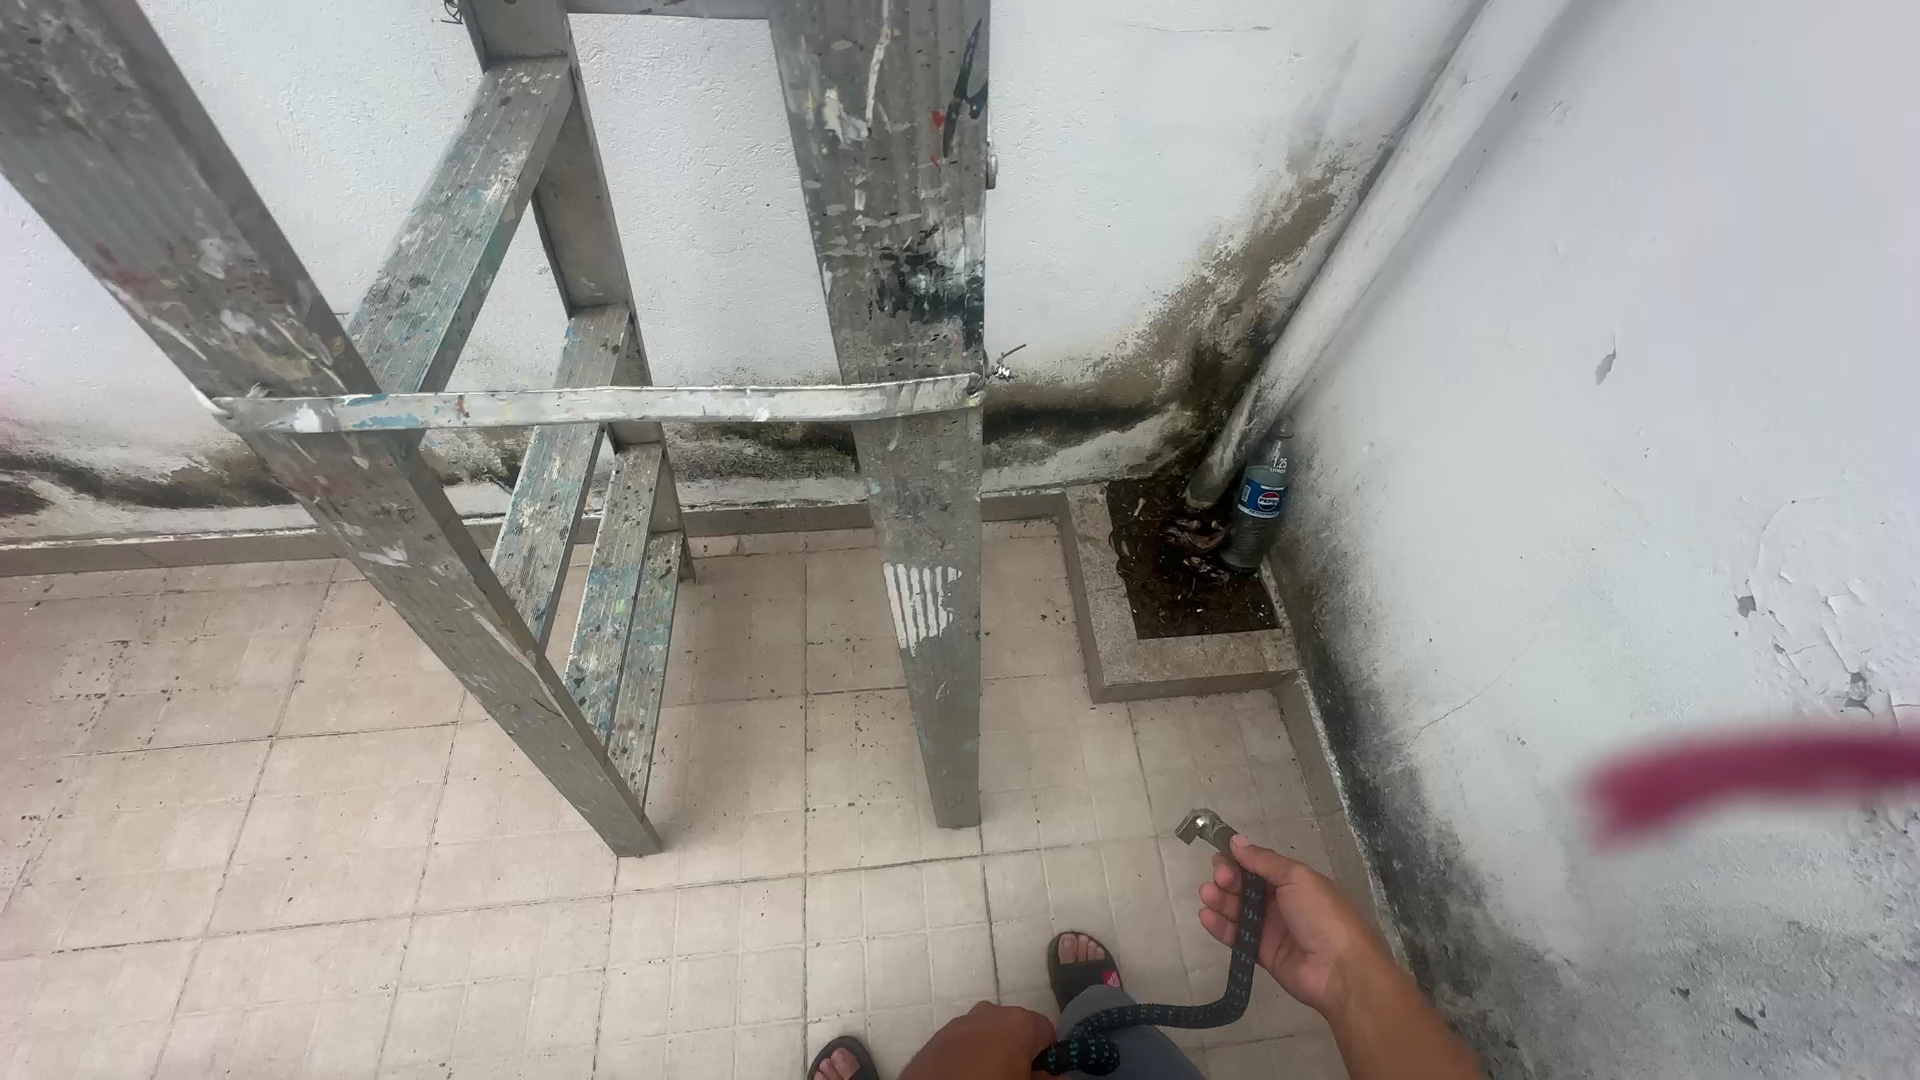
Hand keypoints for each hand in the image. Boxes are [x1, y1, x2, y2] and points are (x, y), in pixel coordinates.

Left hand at [900, 1001, 1055, 1079]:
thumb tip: (1055, 1077)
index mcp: (1017, 1021)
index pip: (1046, 1032)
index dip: (1048, 1059)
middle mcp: (989, 1013)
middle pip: (1017, 1032)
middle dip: (1019, 1057)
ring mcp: (961, 1023)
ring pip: (989, 1038)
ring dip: (993, 1058)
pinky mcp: (938, 1038)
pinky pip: (965, 1045)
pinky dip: (969, 1060)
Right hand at [1197, 834, 1383, 1013]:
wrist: (1341, 972)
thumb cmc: (1322, 915)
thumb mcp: (1297, 877)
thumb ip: (1263, 860)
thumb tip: (1236, 841)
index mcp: (1292, 882)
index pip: (1257, 866)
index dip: (1237, 860)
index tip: (1221, 857)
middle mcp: (1280, 903)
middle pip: (1244, 886)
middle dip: (1227, 878)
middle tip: (1219, 879)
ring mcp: (1271, 929)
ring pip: (1237, 910)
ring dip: (1219, 899)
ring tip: (1207, 895)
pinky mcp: (1263, 954)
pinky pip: (1236, 937)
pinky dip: (1220, 926)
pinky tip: (1206, 916)